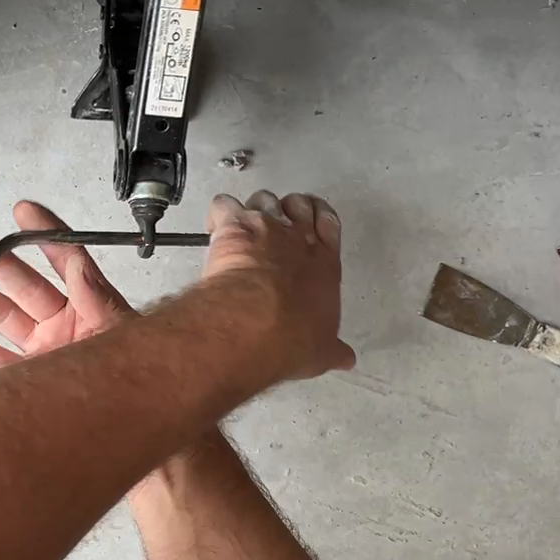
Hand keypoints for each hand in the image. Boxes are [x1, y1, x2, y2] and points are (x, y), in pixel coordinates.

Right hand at [0, 201, 135, 369]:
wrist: (135, 435)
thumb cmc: (140, 380)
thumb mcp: (123, 334)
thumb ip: (98, 300)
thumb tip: (79, 265)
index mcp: (91, 306)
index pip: (66, 260)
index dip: (44, 233)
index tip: (22, 210)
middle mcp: (64, 324)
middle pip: (23, 284)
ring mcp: (42, 353)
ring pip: (1, 315)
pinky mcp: (24, 382)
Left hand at [202, 190, 353, 379]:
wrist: (257, 324)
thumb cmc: (292, 337)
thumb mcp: (321, 350)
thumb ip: (332, 350)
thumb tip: (345, 359)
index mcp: (325, 264)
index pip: (330, 224)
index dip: (319, 218)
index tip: (309, 222)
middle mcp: (298, 239)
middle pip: (298, 204)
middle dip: (287, 208)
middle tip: (273, 224)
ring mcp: (266, 228)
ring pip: (263, 199)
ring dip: (253, 210)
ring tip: (242, 227)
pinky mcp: (235, 226)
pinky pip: (224, 205)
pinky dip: (218, 212)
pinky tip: (214, 226)